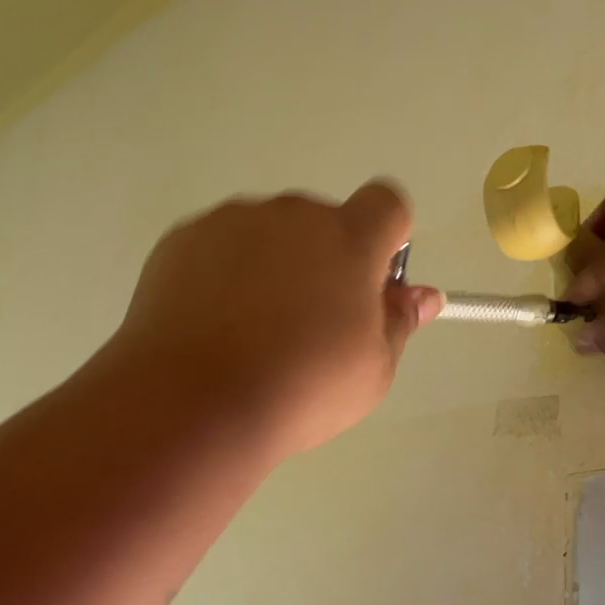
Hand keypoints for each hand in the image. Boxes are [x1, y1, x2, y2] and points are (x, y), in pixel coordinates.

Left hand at [108, 182, 443, 458]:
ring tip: (253, 335)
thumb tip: (422, 295)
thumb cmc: (303, 389)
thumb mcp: (372, 371)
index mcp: (348, 239)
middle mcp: (291, 215)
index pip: (386, 204)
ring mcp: (230, 221)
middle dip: (323, 261)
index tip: (370, 284)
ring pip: (266, 235)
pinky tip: (213, 329)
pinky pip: (217, 249)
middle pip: (321, 223)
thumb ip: (399, 322)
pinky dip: (222, 277)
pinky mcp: (181, 240)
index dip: (386, 240)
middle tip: (309, 328)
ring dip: (271, 268)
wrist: (198, 400)